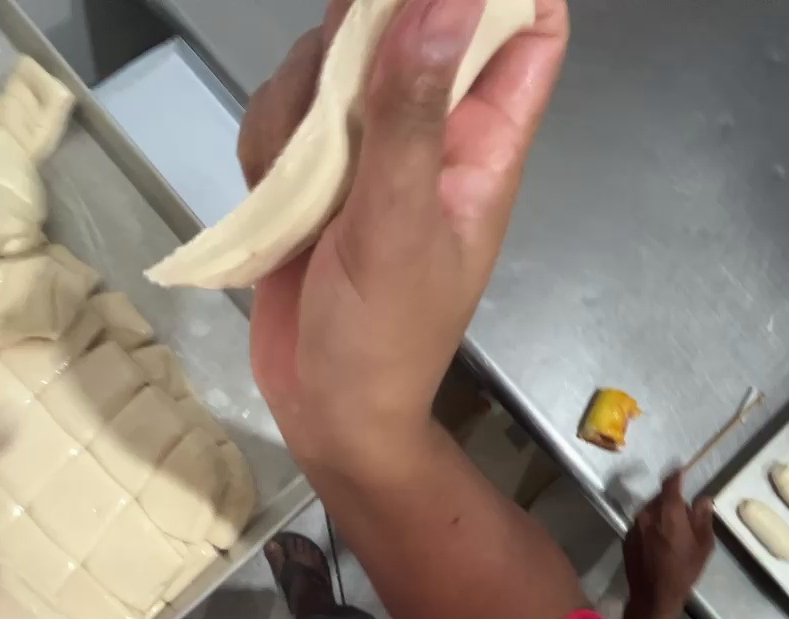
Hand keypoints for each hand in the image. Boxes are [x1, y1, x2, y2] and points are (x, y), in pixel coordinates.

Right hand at [242, 0, 568, 471]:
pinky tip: (271, 198)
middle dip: (360, 36)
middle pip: (407, 27)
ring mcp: (363, 159)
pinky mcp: (309, 181)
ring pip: (330, 67)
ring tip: (294, 179)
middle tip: (336, 97)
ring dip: (297, 104)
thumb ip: (411, 114)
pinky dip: (266, 147)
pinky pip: (283, 119)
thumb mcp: (398, 228)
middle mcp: (425, 139)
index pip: (522, 35)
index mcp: (479, 148)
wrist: (327, 410)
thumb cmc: (381, 339)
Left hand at [621, 469, 715, 618]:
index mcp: (668, 513)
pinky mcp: (627, 537)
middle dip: (671, 501)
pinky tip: (659, 542)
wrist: (653, 594)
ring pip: (649, 510)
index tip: (681, 469)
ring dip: (660, 514)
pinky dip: (651, 525)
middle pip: (660, 498)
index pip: (670, 484)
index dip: (676, 475)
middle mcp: (647, 514)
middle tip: (685, 516)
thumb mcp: (703, 545)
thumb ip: (702, 518)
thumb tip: (703, 499)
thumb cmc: (683, 570)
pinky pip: (641, 523)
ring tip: (673, 532)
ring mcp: (634, 526)